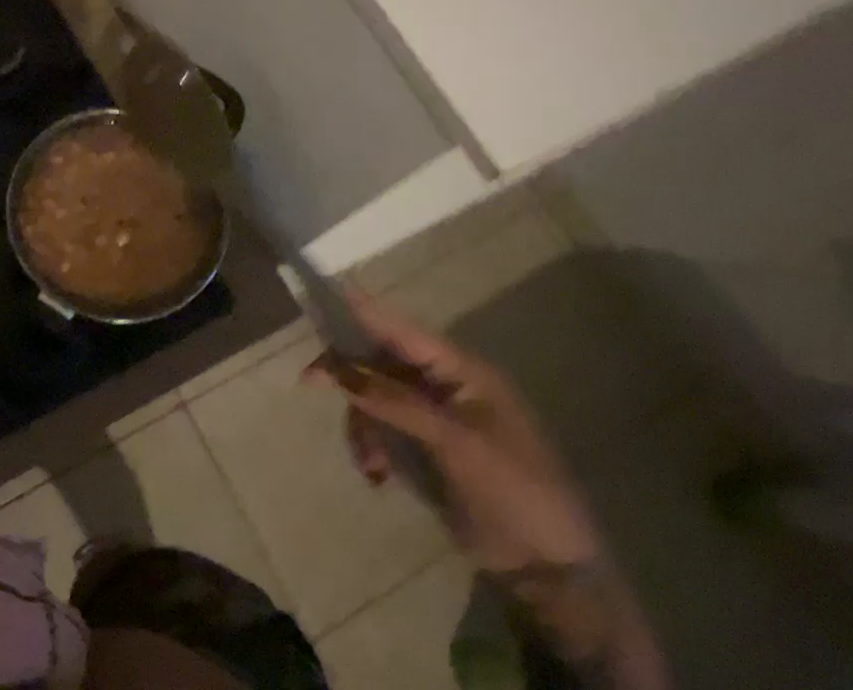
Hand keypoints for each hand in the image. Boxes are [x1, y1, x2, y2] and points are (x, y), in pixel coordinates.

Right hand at [303, 290, 599, 575]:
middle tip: (308, 382)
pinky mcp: (426, 450)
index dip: (367, 311)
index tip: (326, 291)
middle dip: (351, 380)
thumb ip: (395, 402)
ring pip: (375, 400)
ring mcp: (436, 419)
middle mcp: (447, 387)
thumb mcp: (454, 441)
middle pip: (382, 364)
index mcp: (464, 373)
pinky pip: (382, 431)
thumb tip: (338, 369)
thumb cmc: (511, 488)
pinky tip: (378, 476)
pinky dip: (372, 448)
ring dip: (363, 428)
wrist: (544, 561)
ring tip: (370, 465)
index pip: (405, 331)